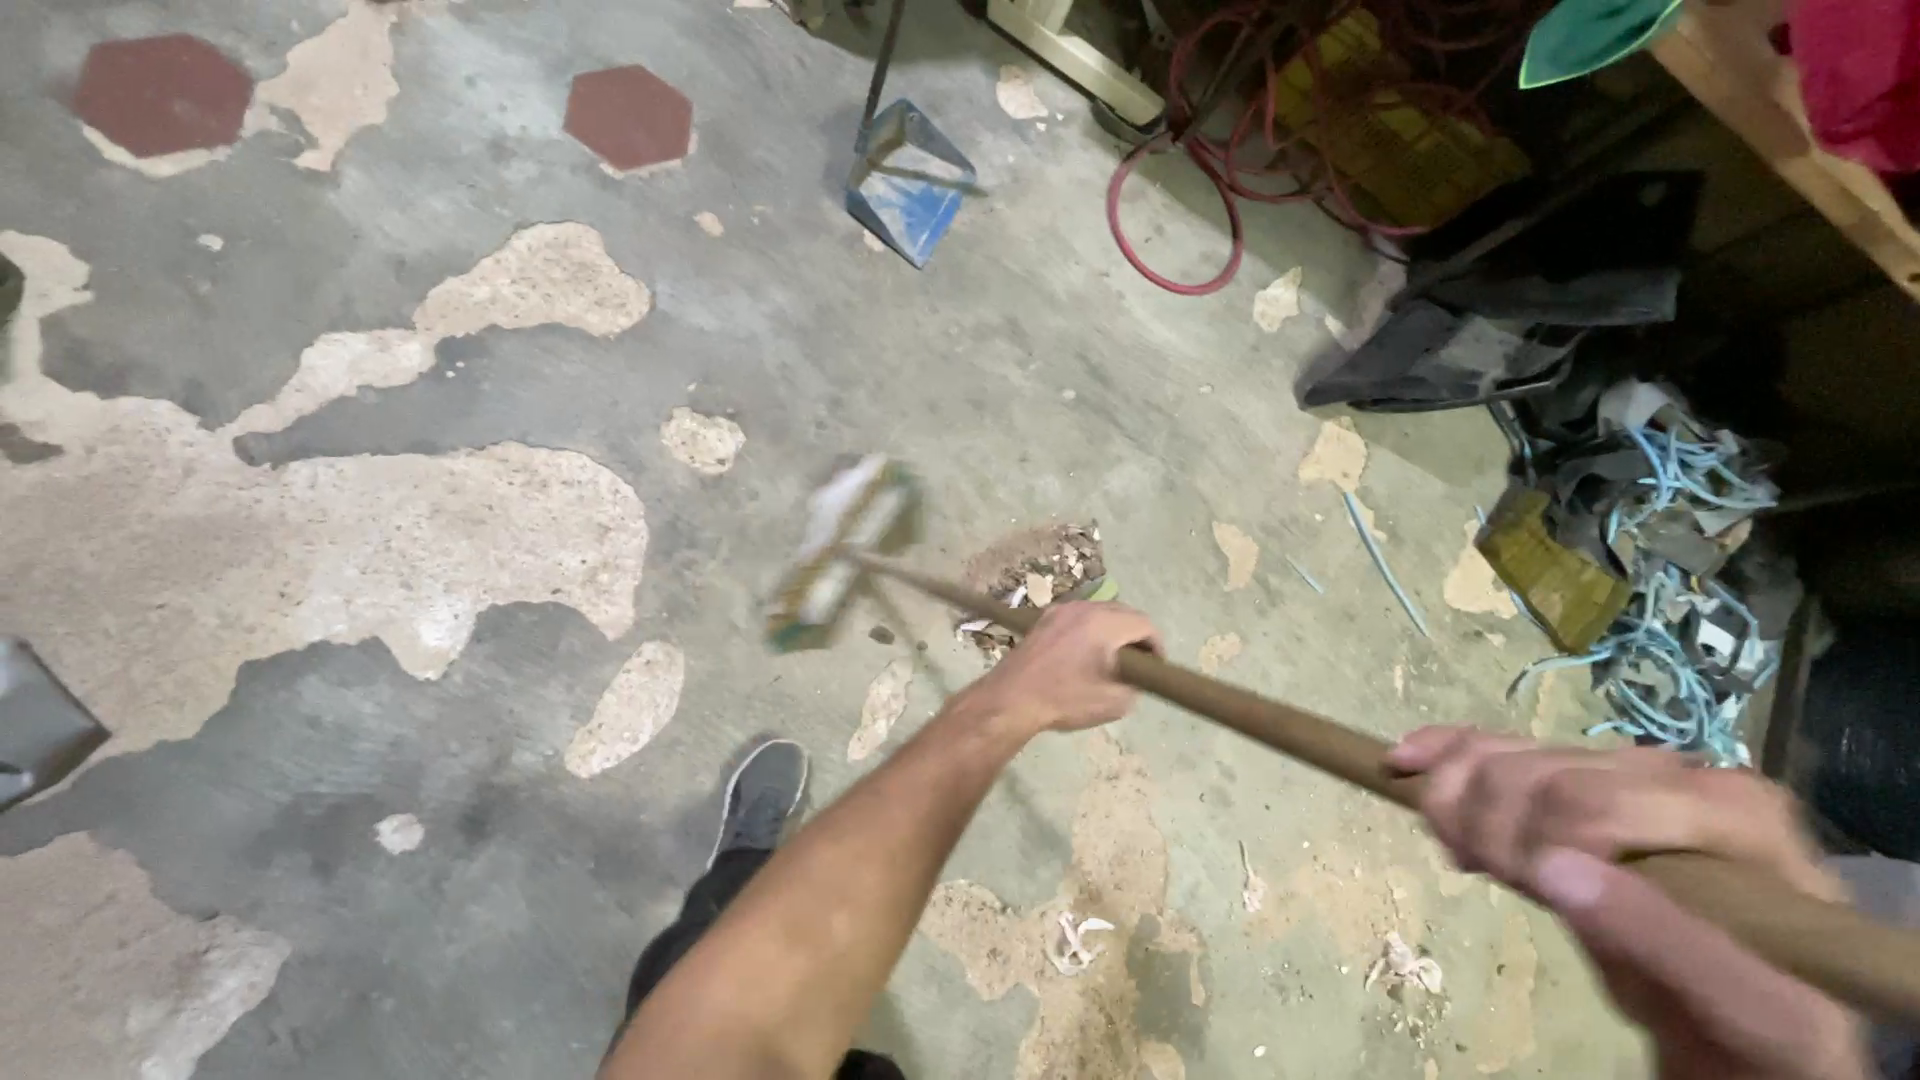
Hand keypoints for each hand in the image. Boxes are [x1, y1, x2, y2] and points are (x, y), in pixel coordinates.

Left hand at [964, 601, 1159, 734]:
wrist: (1012, 698)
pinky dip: (1090, 629)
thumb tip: (1134, 678)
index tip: (1156, 667)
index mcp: (1104, 623)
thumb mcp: (1115, 702)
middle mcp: (1084, 608)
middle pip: (1123, 612)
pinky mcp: (1044, 619)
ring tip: (1113, 658)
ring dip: (1112, 629)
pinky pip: (1078, 617)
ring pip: (1099, 611)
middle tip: (1139, 662)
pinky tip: (1085, 653)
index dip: (1156, 645)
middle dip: (1136, 635)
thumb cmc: (1065, 699)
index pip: (1144, 623)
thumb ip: (1135, 686)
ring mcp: (1061, 610)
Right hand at [1387, 727, 1867, 1079]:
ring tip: (1456, 847)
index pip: (1595, 799)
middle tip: (1470, 867)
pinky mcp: (1584, 771)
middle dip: (1490, 823)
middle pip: (1541, 774)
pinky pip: (1500, 745)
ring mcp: (1629, 767)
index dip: (1534, 840)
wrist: (1734, 1013)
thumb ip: (1661, 937)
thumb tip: (1550, 869)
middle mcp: (1682, 773)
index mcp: (1736, 815)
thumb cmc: (1754, 1021)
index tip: (1512, 888)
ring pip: (1509, 755)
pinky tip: (1405, 761)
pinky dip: (1446, 752)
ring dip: (1456, 793)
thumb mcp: (1738, 1005)